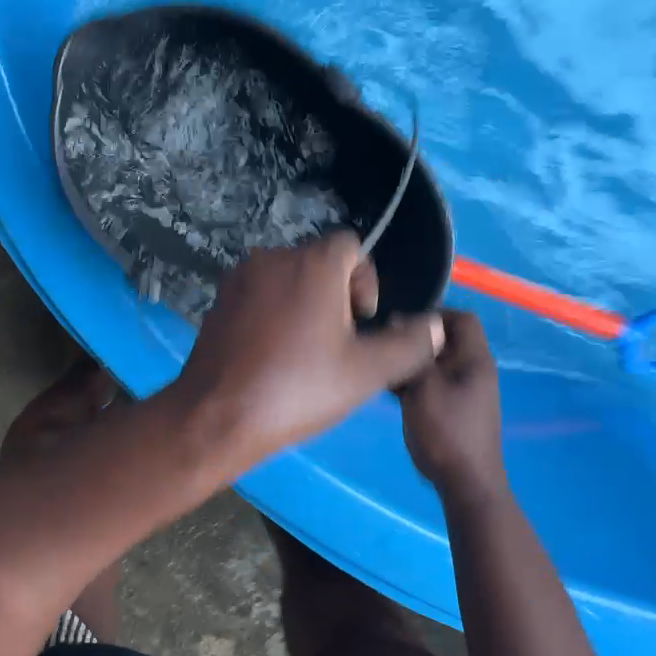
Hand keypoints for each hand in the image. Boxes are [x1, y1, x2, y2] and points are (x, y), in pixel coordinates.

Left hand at [173, 232, 446, 465]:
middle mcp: (271, 257)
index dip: (366, 278)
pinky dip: (273, 312)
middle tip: (339, 341)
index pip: (349, 244)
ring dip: (304, 302)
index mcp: (311, 263)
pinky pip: (258, 293)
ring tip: (307, 351)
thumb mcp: (368, 371)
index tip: (362, 320)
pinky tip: (274, 353)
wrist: (220, 412)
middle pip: (317, 260)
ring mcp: (239, 276)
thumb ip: (410, 343)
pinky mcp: (219, 298)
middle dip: (336, 292)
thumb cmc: (300, 387)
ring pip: (286, 277)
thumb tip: (436, 325)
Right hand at [397, 311, 506, 500]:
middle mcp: (473, 370)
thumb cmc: (446, 429)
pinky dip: (412, 379)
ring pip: (434, 360)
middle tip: (386, 345)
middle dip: (415, 338)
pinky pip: (431, 380)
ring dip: (410, 360)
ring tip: (384, 367)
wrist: (464, 481)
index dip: (433, 314)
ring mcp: (463, 390)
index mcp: (475, 360)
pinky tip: (390, 388)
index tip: (401, 324)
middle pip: (445, 339)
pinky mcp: (451, 406)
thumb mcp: (424, 384)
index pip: (462, 318)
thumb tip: (398, 321)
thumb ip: (413, 351)